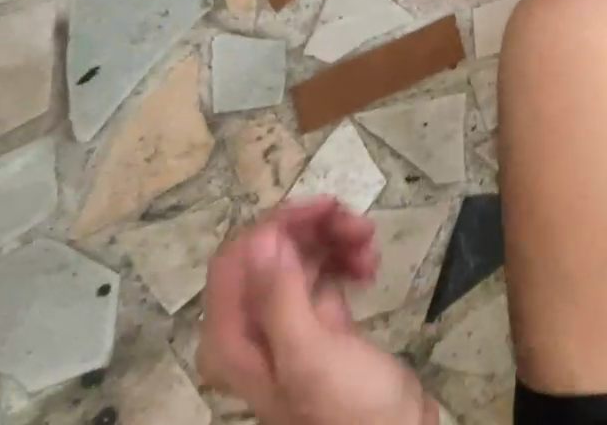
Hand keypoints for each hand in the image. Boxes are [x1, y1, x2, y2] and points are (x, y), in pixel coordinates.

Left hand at [199, 199, 435, 424]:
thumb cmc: (347, 402)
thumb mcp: (312, 350)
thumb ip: (280, 297)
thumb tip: (263, 238)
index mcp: (233, 337)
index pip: (238, 258)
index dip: (278, 224)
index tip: (331, 206)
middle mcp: (251, 327)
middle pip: (272, 254)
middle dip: (316, 232)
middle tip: (363, 227)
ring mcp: (286, 326)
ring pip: (301, 261)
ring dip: (337, 243)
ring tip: (373, 249)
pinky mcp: (320, 325)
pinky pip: (324, 277)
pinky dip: (347, 263)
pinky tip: (371, 269)